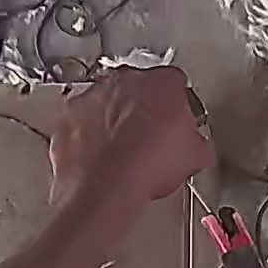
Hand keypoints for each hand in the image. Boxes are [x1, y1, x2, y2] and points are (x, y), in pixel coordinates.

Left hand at [50, 66, 213, 208]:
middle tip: (151, 132)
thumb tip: (196, 146)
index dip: (179, 102)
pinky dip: (89, 128)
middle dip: (145, 105)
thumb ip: (197, 139)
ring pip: (109, 97)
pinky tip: (100, 150)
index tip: (178, 117)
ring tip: (124, 145)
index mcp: (163, 83)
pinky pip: (82, 115)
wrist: (106, 187)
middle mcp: (126, 80)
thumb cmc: (147, 166)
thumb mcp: (195, 156)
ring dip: (115, 114)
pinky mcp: (70, 112)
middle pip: (140, 85)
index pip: (176, 82)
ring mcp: (95, 93)